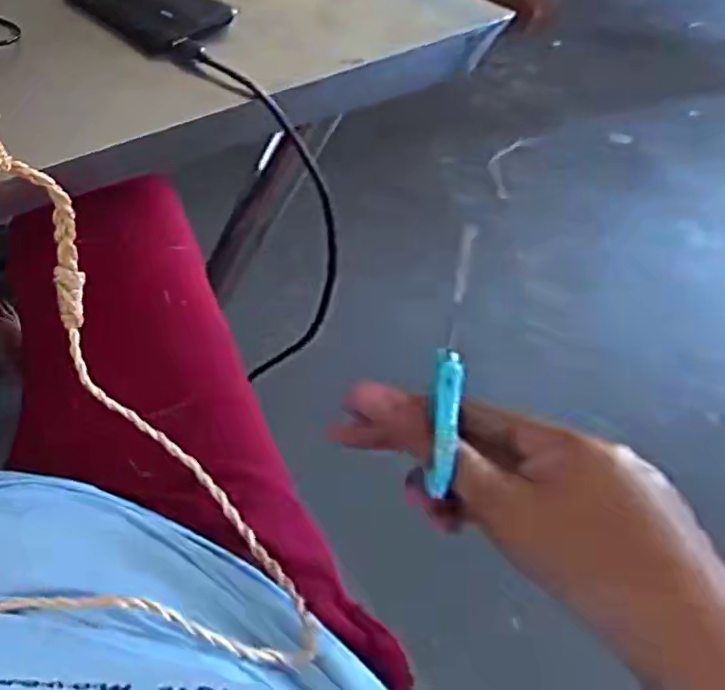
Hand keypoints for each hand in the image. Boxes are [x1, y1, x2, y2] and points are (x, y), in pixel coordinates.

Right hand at [333, 381, 724, 687]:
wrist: (693, 650)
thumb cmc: (585, 563)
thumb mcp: (491, 497)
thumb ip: (427, 441)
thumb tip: (366, 391)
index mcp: (565, 441)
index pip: (461, 411)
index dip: (400, 412)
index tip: (349, 415)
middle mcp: (589, 457)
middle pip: (479, 442)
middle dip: (421, 455)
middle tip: (355, 446)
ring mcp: (608, 493)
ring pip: (502, 475)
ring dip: (455, 489)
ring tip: (432, 514)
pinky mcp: (615, 526)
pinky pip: (532, 498)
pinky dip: (493, 509)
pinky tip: (473, 526)